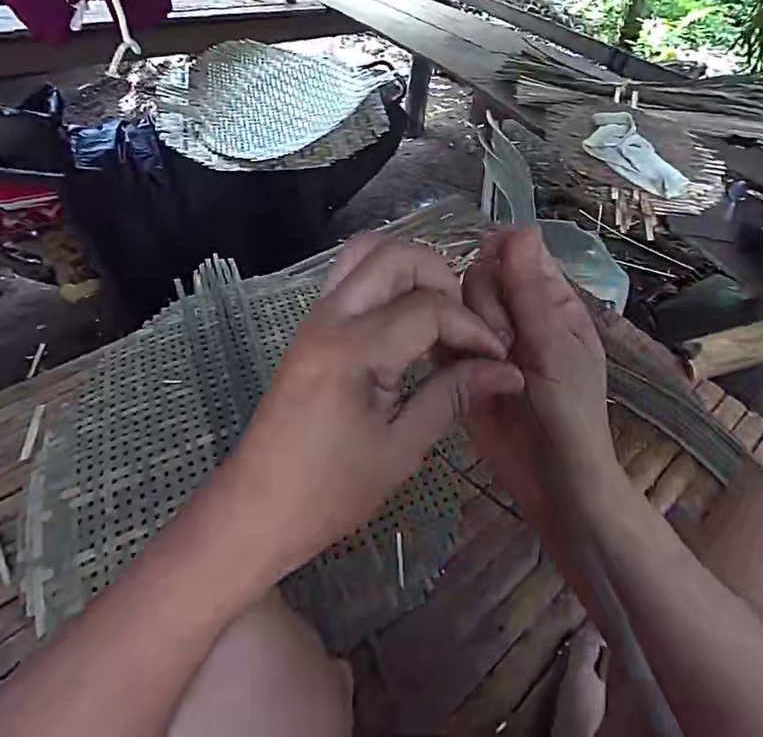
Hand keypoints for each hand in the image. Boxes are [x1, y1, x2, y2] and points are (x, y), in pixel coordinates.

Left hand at [219, 235, 521, 579]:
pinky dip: (389, 278)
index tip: (497, 358)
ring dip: (413, 269)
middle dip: (444, 280)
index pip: (430, 309)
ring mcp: (316, 315)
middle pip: (398, 256)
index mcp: (353, 350)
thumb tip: (507, 371)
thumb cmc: (328, 491)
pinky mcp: (312, 324)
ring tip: (438, 314)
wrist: (255, 511)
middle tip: (463, 326)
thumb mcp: (401, 448)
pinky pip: (354, 273)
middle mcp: (331, 317)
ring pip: (370, 251)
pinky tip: (409, 321)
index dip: (472, 329)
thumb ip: (454, 395)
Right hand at [461, 227, 616, 511]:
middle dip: (488, 305)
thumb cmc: (570, 412)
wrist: (551, 481)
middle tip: (505, 344)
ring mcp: (488, 340)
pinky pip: (442, 339)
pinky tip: (456, 366)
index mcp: (551, 302)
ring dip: (468, 328)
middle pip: (482, 277)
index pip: (520, 255)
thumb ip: (531, 290)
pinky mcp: (463, 367)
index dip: (503, 255)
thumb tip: (522, 229)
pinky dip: (444, 347)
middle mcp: (517, 314)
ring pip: (458, 306)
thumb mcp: (555, 348)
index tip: (492, 267)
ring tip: (488, 362)